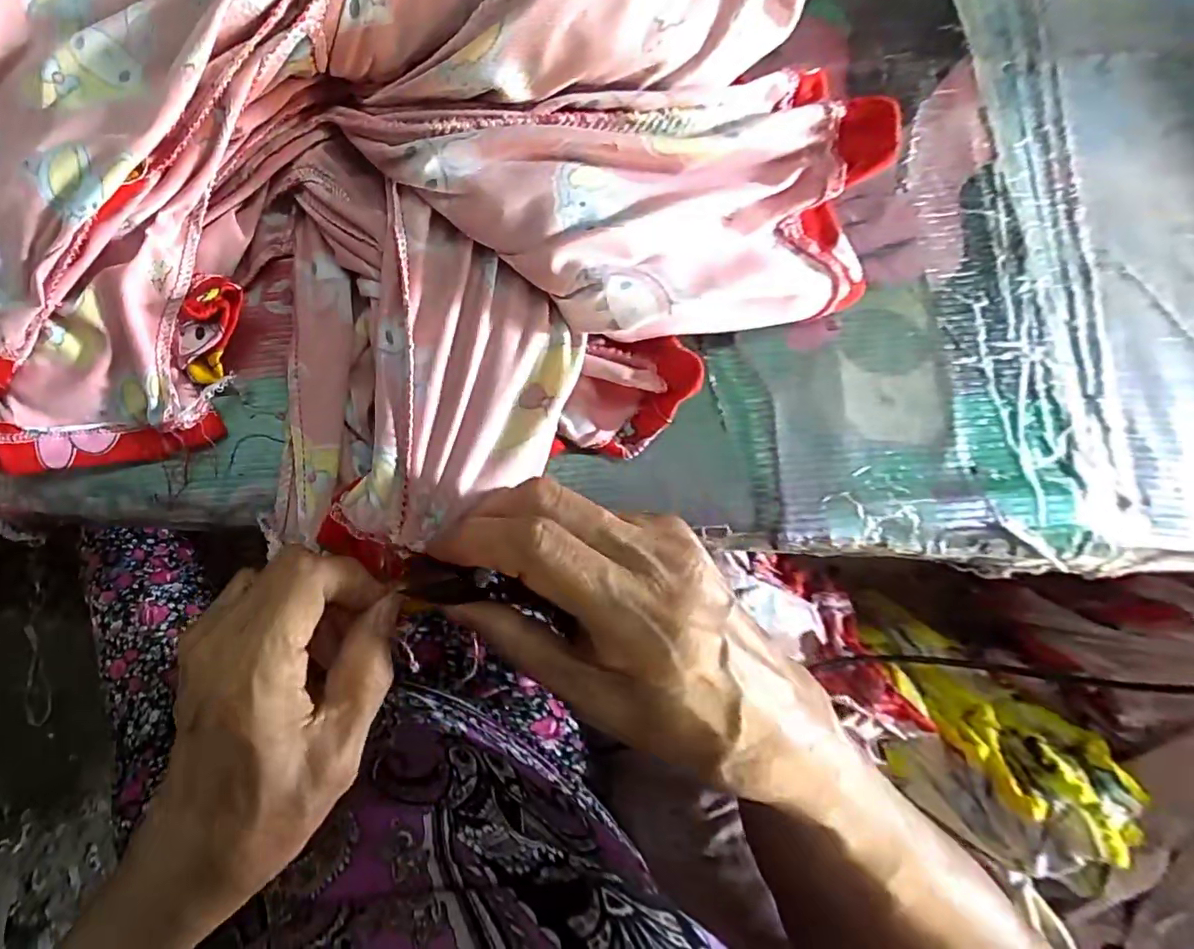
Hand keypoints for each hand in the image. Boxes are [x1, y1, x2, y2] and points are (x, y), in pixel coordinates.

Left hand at [66, 548, 400, 947]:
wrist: (196, 840)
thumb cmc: (274, 810)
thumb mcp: (339, 750)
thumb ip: (367, 667)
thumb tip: (387, 605)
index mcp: (255, 660)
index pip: (305, 571)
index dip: (351, 577)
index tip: (381, 610)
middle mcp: (219, 632)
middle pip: (287, 565)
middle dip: (333, 588)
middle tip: (359, 637)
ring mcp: (200, 632)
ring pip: (267, 578)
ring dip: (307, 600)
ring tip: (328, 657)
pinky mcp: (194, 640)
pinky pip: (245, 599)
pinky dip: (279, 611)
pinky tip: (293, 660)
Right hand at [430, 480, 855, 804]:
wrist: (783, 724)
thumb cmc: (682, 726)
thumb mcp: (591, 699)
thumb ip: (517, 641)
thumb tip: (452, 603)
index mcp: (635, 610)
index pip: (535, 543)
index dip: (474, 538)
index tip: (436, 554)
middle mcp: (652, 555)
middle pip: (543, 500)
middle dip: (482, 515)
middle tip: (452, 546)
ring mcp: (665, 534)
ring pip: (562, 494)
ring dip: (509, 512)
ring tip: (485, 546)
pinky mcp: (670, 527)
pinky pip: (589, 507)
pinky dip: (546, 520)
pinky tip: (541, 553)